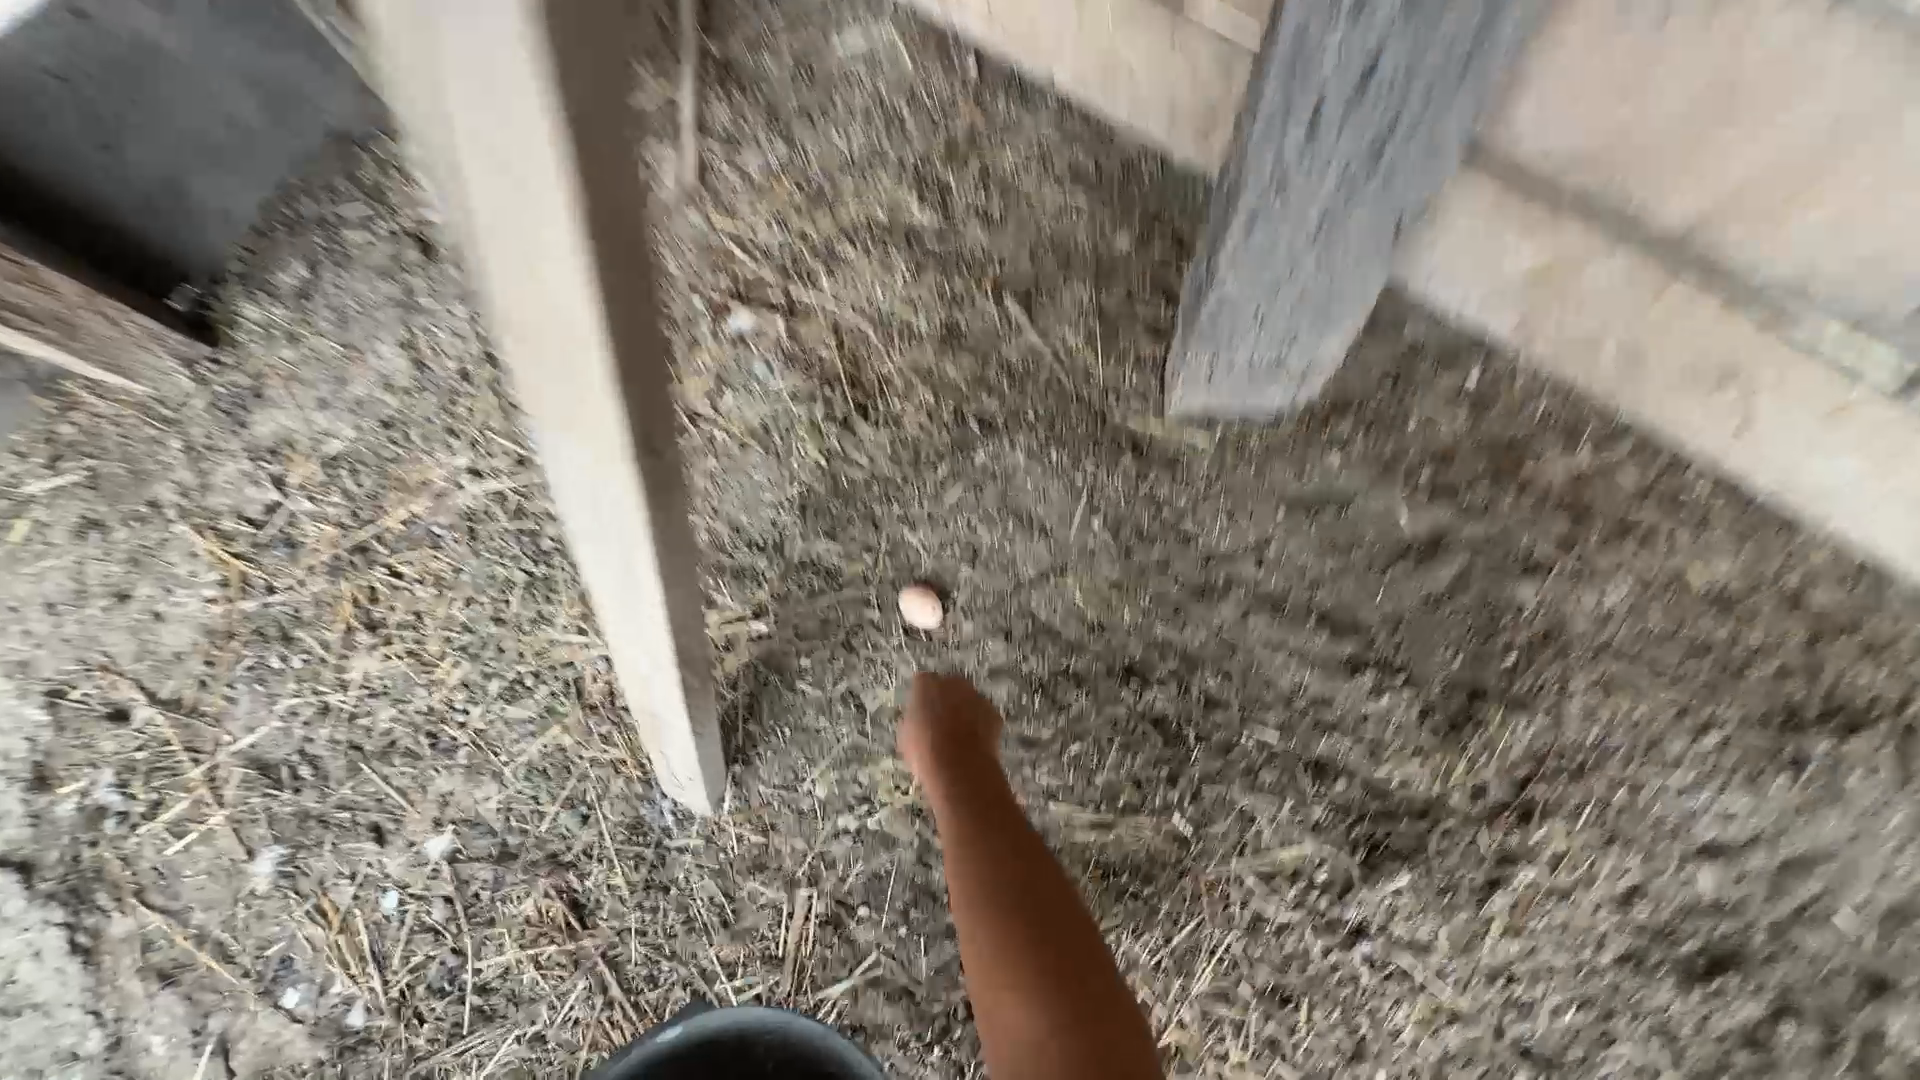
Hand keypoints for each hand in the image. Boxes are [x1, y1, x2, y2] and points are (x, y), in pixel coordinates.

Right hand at [897, 672, 1004, 784]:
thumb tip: (918, 722)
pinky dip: (981, 726)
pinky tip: (974, 744)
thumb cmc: (925, 749)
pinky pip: (984, 716)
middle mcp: (954, 683)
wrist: (959, 766)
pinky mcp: (994, 713)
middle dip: (946, 701)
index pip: (923, 682)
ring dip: (965, 712)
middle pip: (949, 687)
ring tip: (959, 737)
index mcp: (927, 685)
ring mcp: (977, 696)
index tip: (921, 712)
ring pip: (970, 700)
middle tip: (941, 724)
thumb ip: (913, 720)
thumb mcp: (906, 736)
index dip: (923, 698)